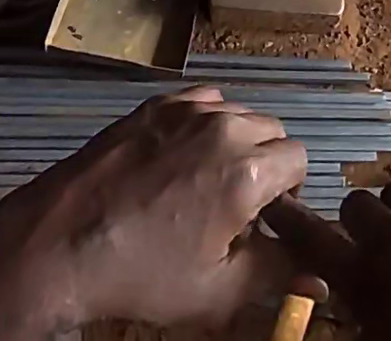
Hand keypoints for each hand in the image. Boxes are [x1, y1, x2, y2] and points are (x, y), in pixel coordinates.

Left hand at [0, 87, 306, 332]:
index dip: (291, 188)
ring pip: (237, 111)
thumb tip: (321, 277)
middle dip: (268, 160)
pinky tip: (182, 151)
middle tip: (239, 198)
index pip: (298, 157)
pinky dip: (206, 119)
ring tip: (208, 175)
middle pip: (271, 129)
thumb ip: (277, 275)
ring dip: (237, 138)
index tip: (268, 214)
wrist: (69, 235)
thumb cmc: (146, 271)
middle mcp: (223, 127)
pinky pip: (201, 99)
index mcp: (246, 172)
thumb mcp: (217, 291)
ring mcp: (186, 108)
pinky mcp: (157, 102)